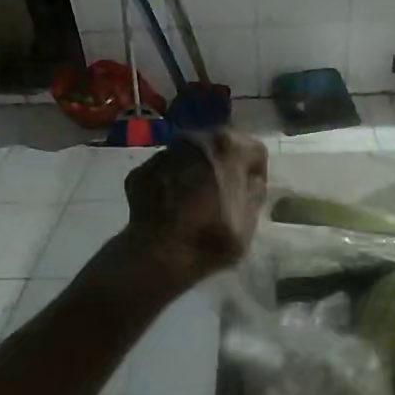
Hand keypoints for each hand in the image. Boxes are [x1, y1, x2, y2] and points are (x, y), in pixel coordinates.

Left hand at [122, 128, 268, 279]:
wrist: (157, 254)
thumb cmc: (210, 239)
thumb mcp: (249, 222)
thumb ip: (253, 192)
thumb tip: (248, 181)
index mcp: (227, 148)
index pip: (253, 152)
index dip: (255, 174)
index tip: (248, 194)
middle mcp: (194, 140)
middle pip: (218, 149)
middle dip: (222, 168)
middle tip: (221, 196)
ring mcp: (162, 154)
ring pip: (187, 158)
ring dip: (193, 173)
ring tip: (192, 203)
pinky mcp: (140, 171)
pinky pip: (163, 172)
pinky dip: (169, 183)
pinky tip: (168, 207)